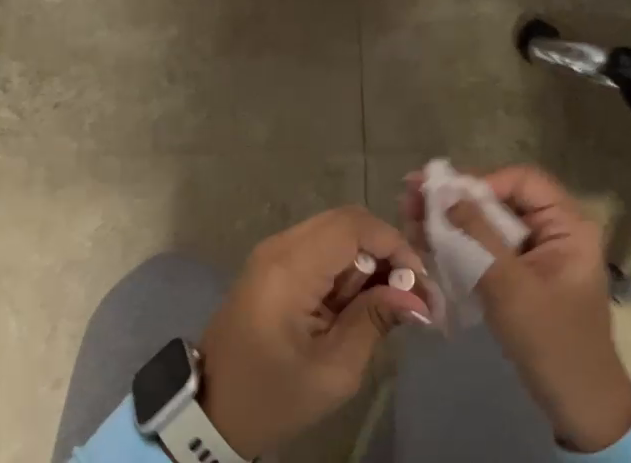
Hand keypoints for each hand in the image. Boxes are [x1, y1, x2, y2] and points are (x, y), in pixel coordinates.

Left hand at [198, 206, 432, 458]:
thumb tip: (415, 297)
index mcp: (289, 268)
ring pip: (334, 233)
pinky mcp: (272, 265)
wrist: (212, 407)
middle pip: (345, 222)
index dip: (393, 245)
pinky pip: (319, 248)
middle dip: (384, 251)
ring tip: (384, 306)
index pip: (352, 226)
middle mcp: (279, 246)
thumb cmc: (272, 395)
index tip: (417, 285)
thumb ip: (373, 322)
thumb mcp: (333, 371)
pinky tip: (356, 304)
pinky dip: (345, 267)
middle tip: (407, 296)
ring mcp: (272, 253)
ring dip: (366, 261)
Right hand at [401, 167, 630, 452]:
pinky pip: (487, 244)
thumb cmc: (551, 341)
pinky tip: (425, 240)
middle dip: (455, 198)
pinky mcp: (521, 272)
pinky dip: (458, 241)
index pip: (523, 180)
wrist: (577, 403)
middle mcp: (554, 230)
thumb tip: (446, 192)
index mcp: (568, 225)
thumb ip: (478, 235)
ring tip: (409, 216)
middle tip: (410, 197)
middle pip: (500, 197)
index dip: (482, 181)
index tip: (443, 195)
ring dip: (450, 218)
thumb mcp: (511, 286)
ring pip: (489, 221)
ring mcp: (537, 252)